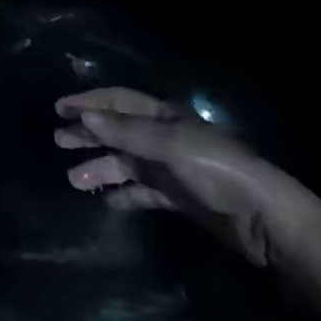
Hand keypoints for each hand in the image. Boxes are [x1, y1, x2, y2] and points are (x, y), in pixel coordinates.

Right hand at [55, 88, 316, 268]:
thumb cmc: (215, 169)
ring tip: (73, 180)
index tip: (59, 108)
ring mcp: (171, 168)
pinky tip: (106, 201)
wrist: (262, 217)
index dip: (88, 103)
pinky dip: (124, 194)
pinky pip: (143, 192)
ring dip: (100, 168)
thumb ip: (127, 132)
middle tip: (58, 141)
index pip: (118, 102)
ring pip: (127, 163)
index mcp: (164, 115)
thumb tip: (86, 117)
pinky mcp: (179, 197)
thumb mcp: (170, 144)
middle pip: (118, 131)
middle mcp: (165, 136)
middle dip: (88, 134)